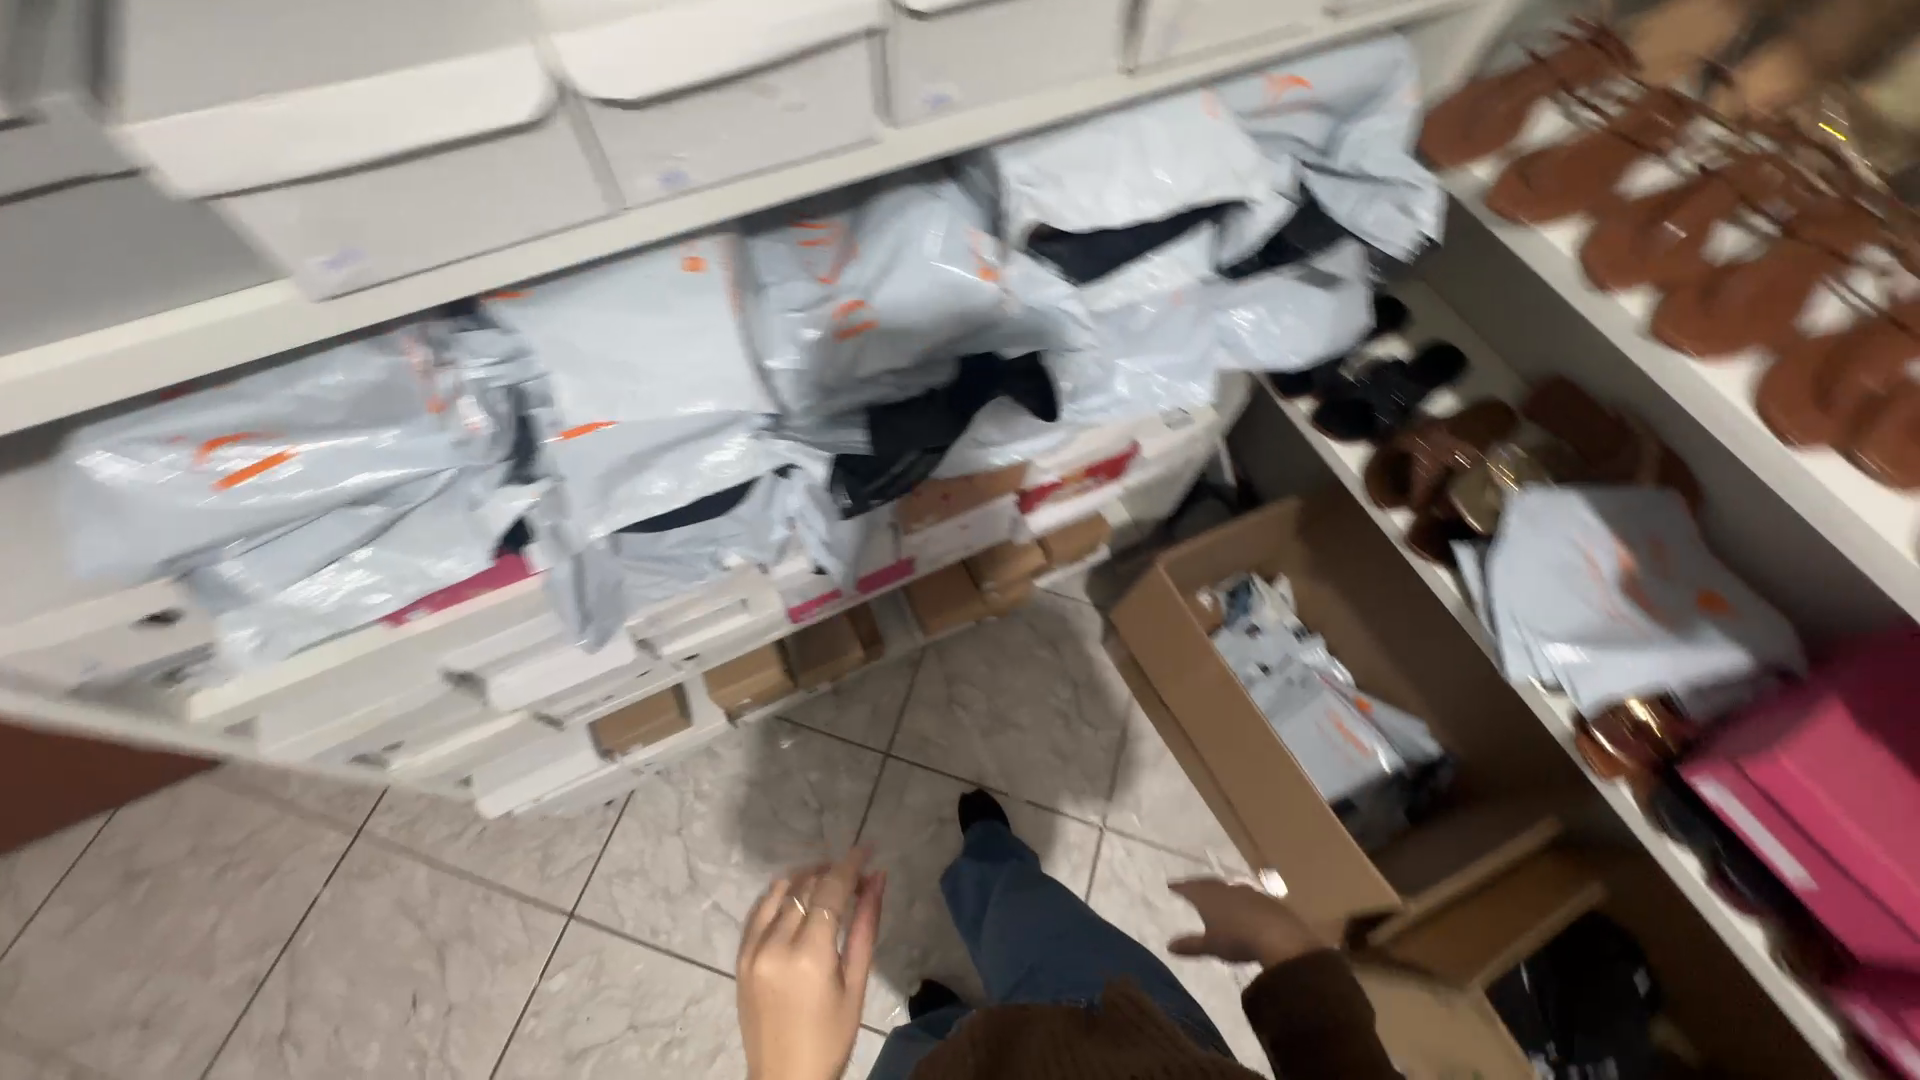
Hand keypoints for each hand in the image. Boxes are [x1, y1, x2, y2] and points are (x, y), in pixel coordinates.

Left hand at [738, 847, 885, 1079]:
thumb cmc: (831, 1038)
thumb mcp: (856, 983)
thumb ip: (866, 926)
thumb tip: (877, 878)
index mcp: (809, 956)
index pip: (831, 891)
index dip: (851, 864)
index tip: (868, 849)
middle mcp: (776, 946)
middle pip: (807, 888)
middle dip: (833, 872)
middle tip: (856, 874)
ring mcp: (752, 951)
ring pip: (780, 893)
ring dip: (805, 878)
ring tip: (827, 878)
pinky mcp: (740, 959)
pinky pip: (758, 911)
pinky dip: (778, 895)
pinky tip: (796, 896)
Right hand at [1167, 877, 1328, 967]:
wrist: (1278, 936)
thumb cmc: (1237, 940)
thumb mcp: (1211, 946)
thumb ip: (1190, 945)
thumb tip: (1168, 946)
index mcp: (1208, 897)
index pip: (1189, 888)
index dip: (1179, 887)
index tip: (1170, 885)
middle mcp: (1226, 889)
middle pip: (1208, 883)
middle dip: (1198, 884)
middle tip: (1191, 885)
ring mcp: (1248, 892)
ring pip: (1229, 888)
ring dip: (1221, 890)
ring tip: (1217, 894)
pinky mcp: (1266, 901)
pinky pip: (1247, 896)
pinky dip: (1240, 899)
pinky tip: (1243, 907)